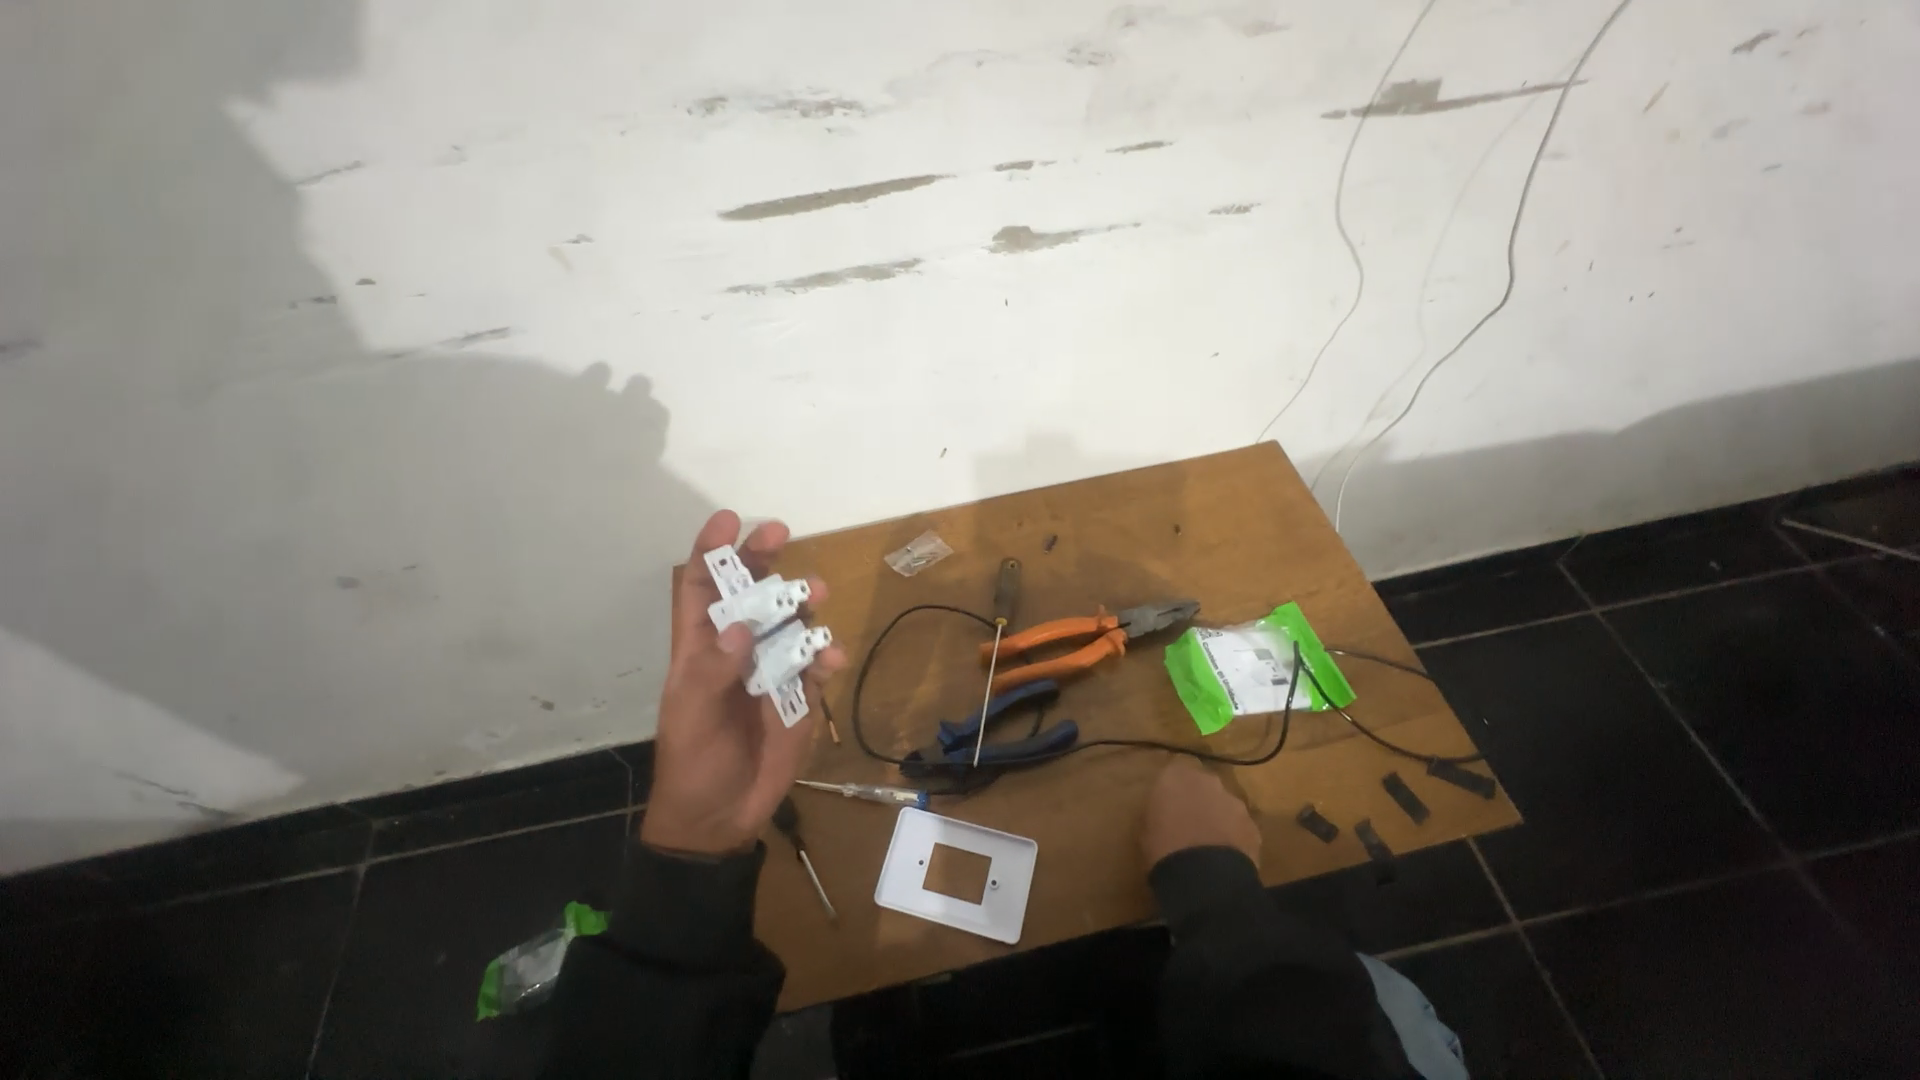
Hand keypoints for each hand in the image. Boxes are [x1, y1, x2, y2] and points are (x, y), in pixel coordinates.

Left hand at [641, 510, 846, 854]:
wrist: (722, 816)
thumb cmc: (693, 763)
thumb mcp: (690, 716)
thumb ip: (713, 672)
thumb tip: (741, 627)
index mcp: (699, 649)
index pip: (699, 589)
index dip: (711, 553)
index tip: (731, 521)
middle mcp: (737, 650)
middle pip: (751, 593)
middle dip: (763, 560)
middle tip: (782, 534)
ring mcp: (771, 670)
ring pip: (790, 621)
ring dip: (802, 602)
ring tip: (817, 593)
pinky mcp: (801, 695)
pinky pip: (817, 663)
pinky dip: (826, 654)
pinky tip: (830, 657)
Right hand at [1140, 759, 1262, 869]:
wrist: (1204, 877)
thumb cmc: (1162, 849)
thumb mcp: (1145, 828)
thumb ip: (1157, 812)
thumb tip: (1163, 814)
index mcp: (1175, 776)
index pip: (1173, 773)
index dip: (1171, 790)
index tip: (1167, 806)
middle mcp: (1207, 781)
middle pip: (1202, 785)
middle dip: (1197, 800)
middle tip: (1188, 823)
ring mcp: (1234, 802)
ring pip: (1223, 805)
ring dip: (1217, 817)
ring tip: (1208, 844)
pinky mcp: (1253, 826)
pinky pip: (1239, 827)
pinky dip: (1233, 837)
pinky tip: (1224, 858)